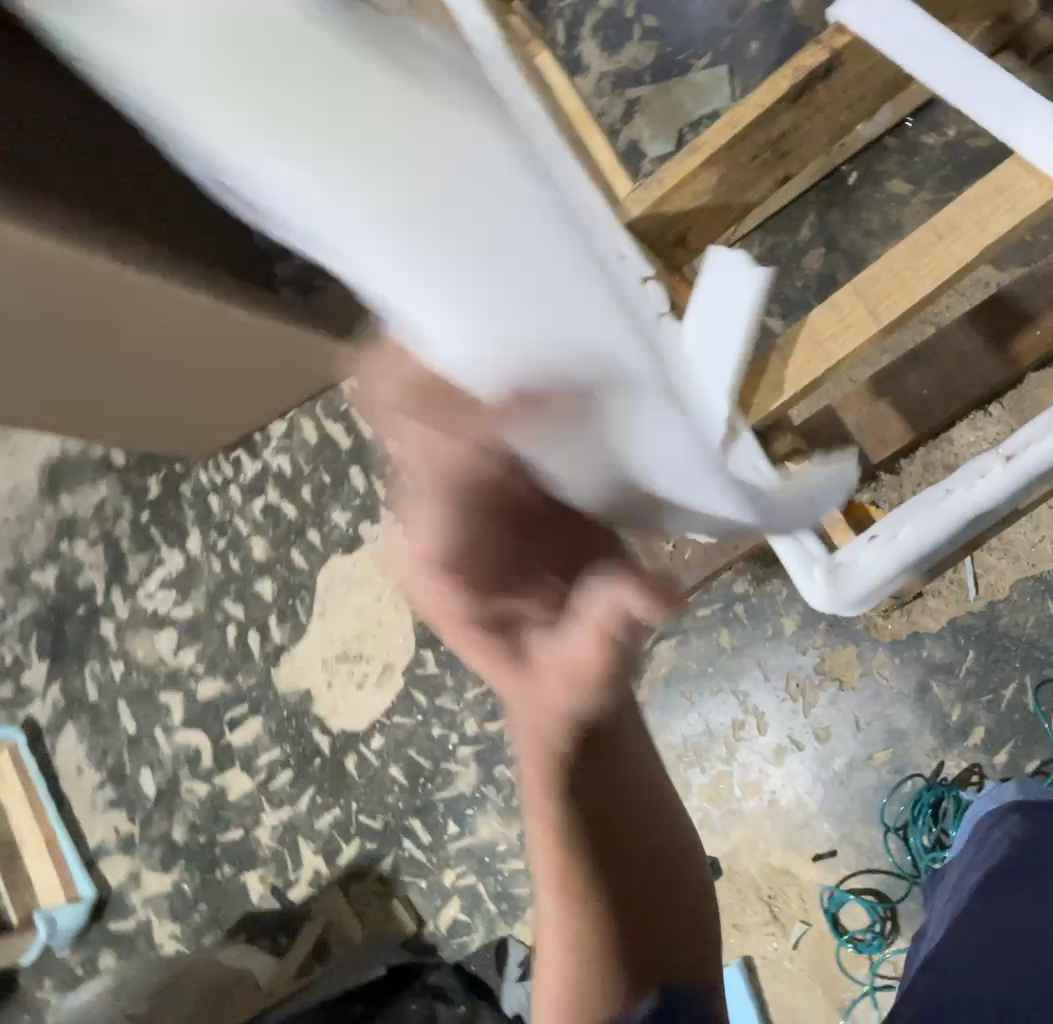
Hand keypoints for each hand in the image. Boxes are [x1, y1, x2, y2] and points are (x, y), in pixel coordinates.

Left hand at [348, 338, 680, 760]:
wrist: (563, 682)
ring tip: (530, 312)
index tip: (567, 391)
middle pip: (392, 408)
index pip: (443, 471)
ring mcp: (457, 484)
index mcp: (442, 560)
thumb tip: (661, 592)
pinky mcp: (497, 470)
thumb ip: (612, 625)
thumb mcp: (590, 670)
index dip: (493, 425)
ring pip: (417, 389)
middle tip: (516, 321)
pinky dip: (500, 364)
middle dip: (437, 359)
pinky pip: (475, 398)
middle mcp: (429, 510)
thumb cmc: (566, 682)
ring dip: (459, 346)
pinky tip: (548, 342)